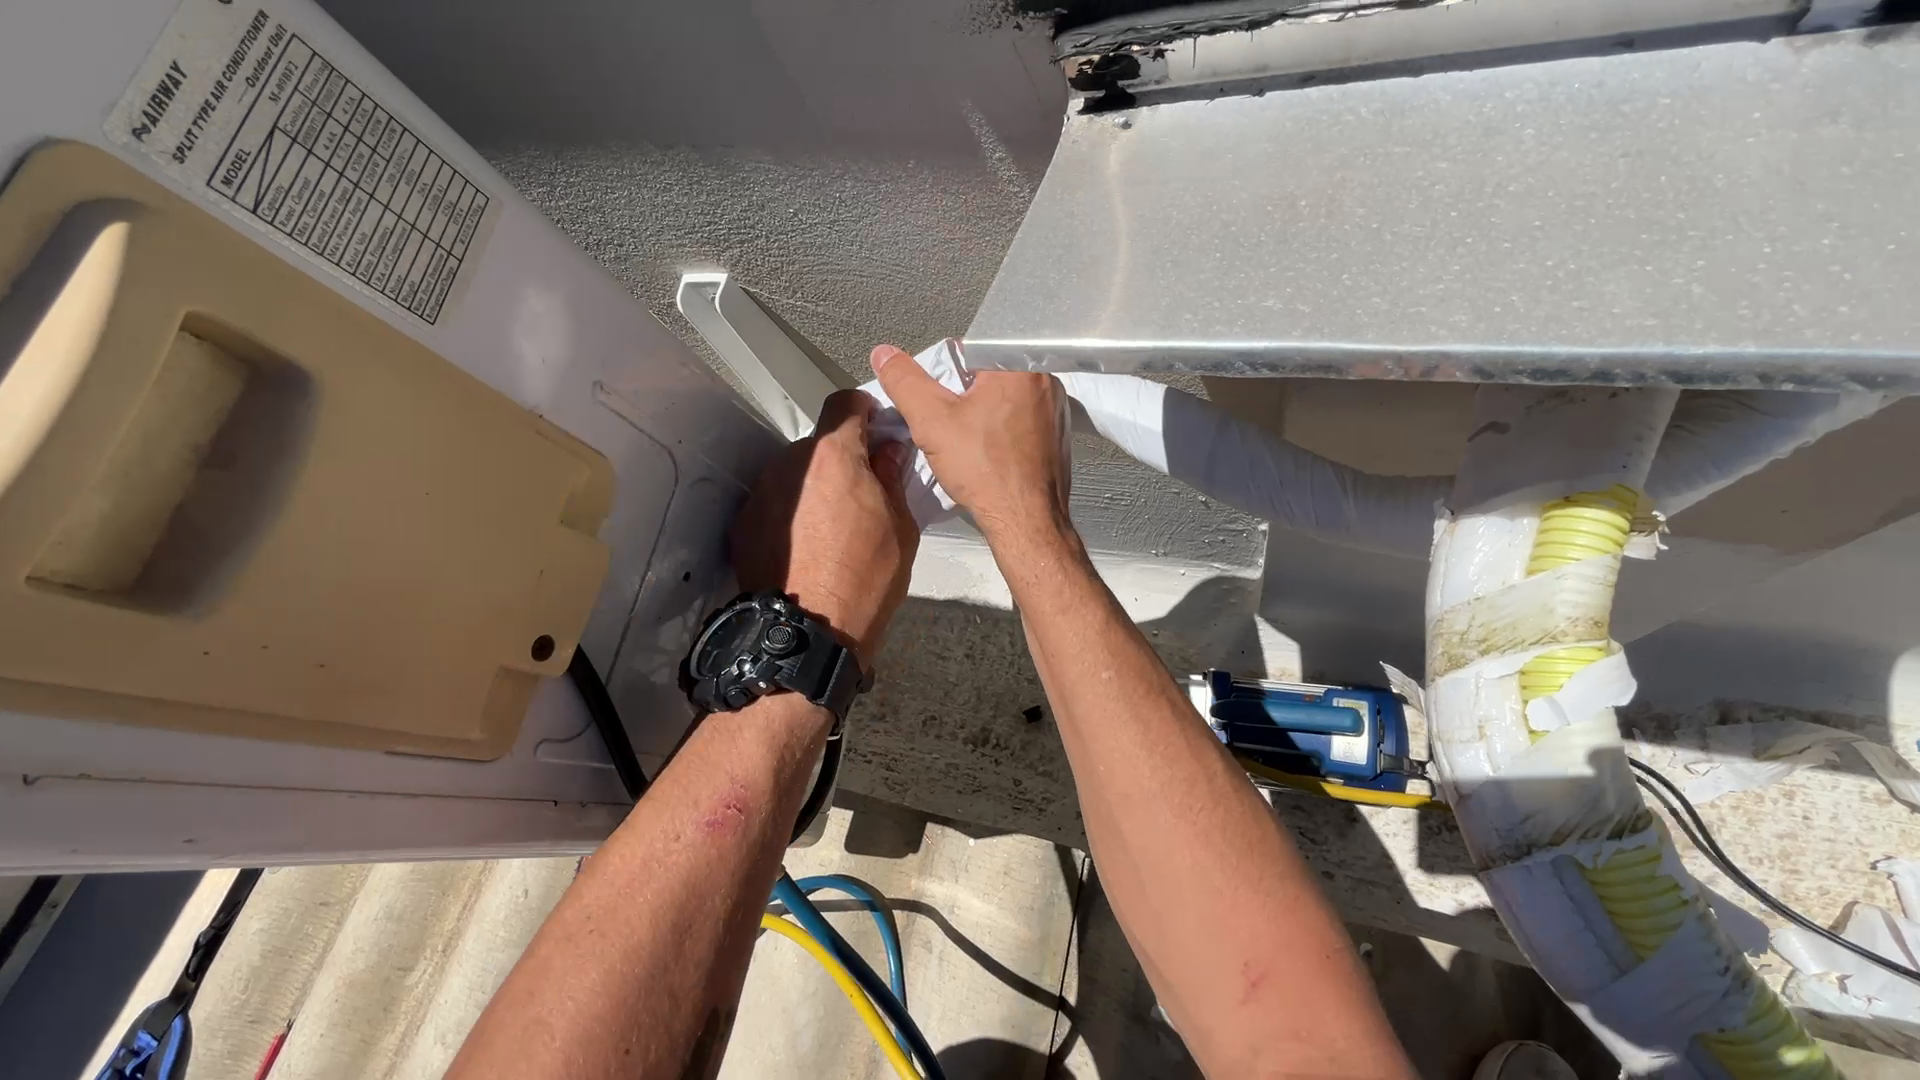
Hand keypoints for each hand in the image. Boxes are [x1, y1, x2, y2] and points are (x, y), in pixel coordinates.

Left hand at [731, 390, 918, 661]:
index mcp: (835, 456)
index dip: (864, 412)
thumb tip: (888, 452)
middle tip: (862, 494)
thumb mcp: (901, 528)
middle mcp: (791, 464)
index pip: (844, 403)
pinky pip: (774, 504)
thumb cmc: (864, 580)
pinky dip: (790, 515)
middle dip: (841, 461)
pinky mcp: (744, 523)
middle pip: (819, 444)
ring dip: (814, 489)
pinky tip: (807, 549)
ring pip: (795, 475)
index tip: (876, 430)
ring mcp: (762, 493)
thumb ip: (892, 479)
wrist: (808, 632)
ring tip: (832, 530)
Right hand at [871, 344, 1072, 546]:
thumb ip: (905, 382)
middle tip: (953, 423)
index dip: (947, 373)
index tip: (941, 399)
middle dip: (965, 394)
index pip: (972, 348)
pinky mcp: (1057, 436)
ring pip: (1006, 398)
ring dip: (984, 412)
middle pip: (990, 372)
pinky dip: (1002, 431)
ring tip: (971, 441)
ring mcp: (1055, 410)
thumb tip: (885, 355)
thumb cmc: (987, 472)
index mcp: (1019, 365)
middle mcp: (1045, 381)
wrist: (1024, 519)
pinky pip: (1022, 421)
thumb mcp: (931, 420)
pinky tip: (989, 454)